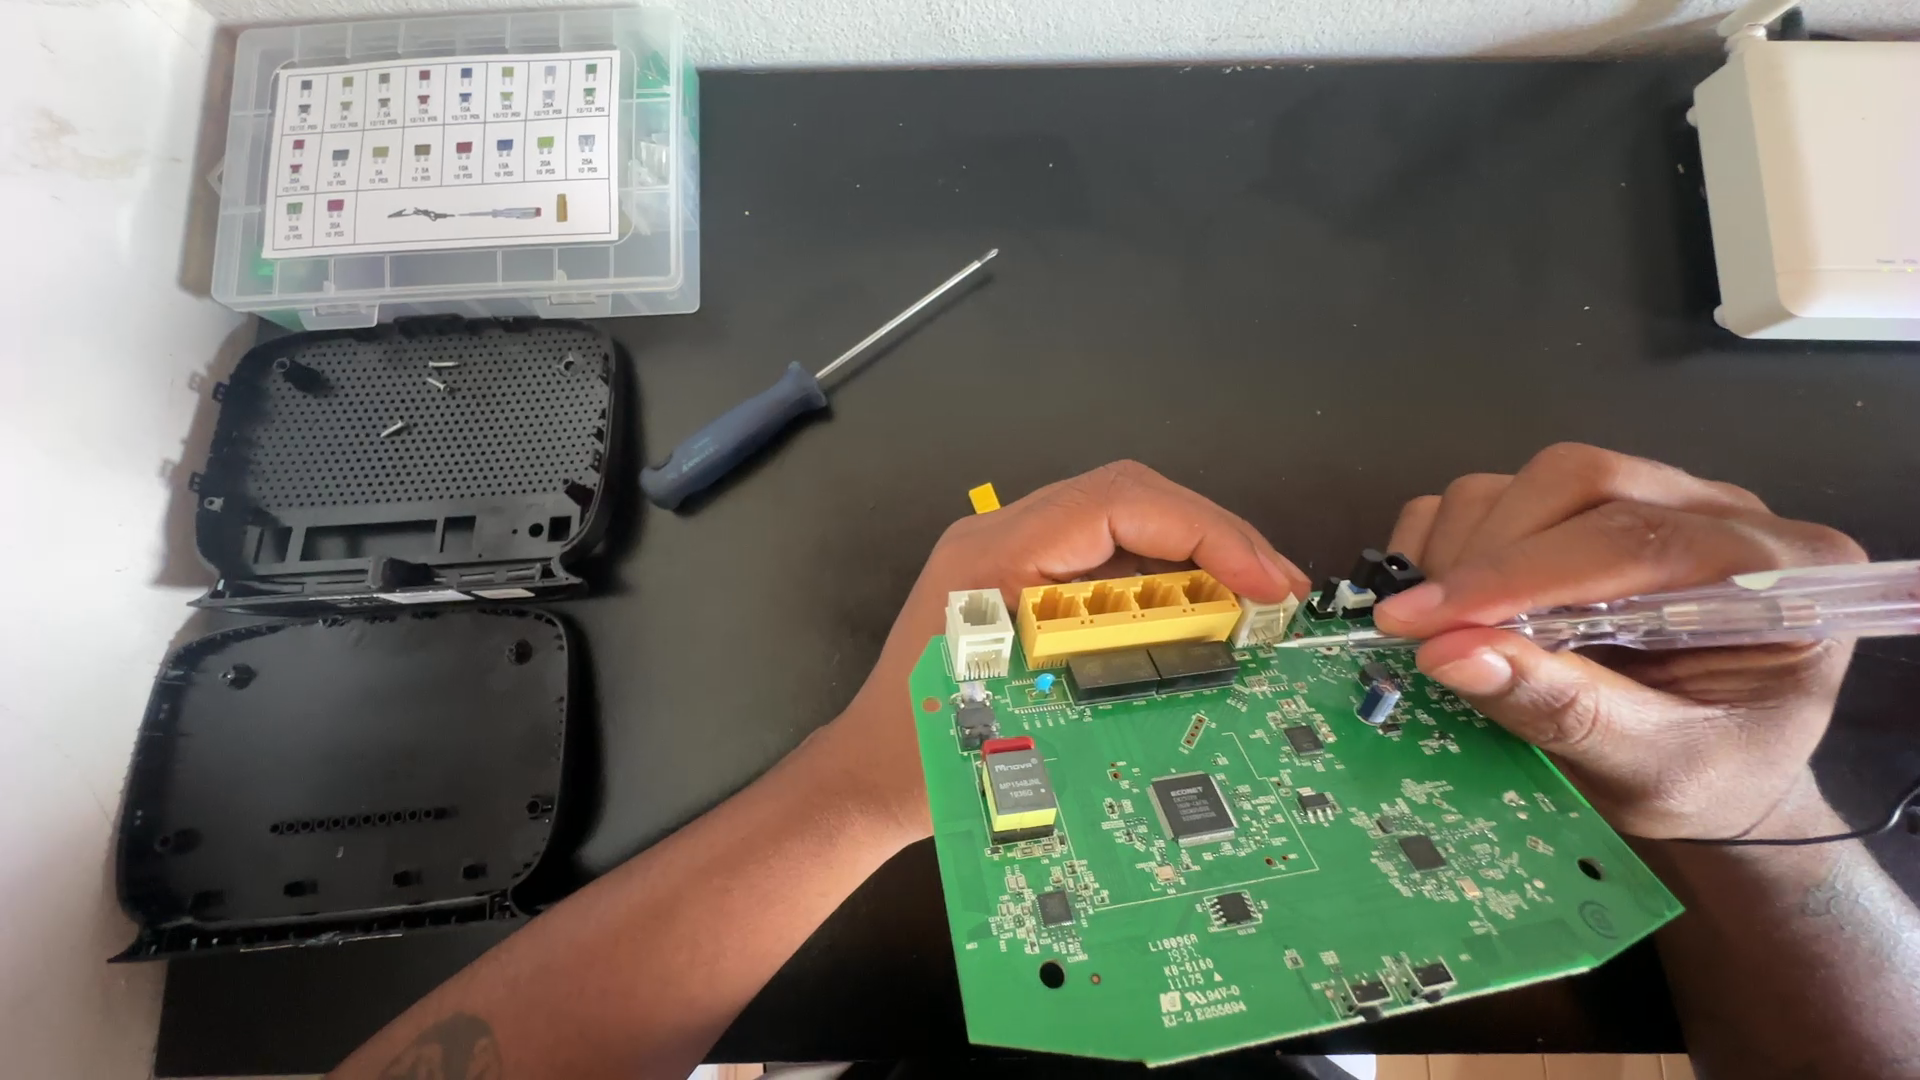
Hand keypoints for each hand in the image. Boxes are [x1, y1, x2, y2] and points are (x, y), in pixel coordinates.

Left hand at [829, 461, 1308, 842]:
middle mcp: (999, 538)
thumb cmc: (931, 760)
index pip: (1117, 503)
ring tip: (1254, 604)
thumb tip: (1224, 640)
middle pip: (1126, 501)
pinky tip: (1198, 618)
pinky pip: (1101, 562)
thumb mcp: (1032, 713)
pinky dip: (1159, 585)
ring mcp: (1006, 557)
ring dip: (1193, 558)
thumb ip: (1120, 665)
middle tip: (1277, 592)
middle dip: (1213, 538)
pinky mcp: (1016, 584)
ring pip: (1120, 528)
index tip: (1268, 583)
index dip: (1205, 531)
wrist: (868, 779)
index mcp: (995, 555)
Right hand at [1372, 443, 1865, 840]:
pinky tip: (1440, 607)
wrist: (1692, 771)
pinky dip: (1425, 548)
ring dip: (1449, 557)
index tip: (1424, 625)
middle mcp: (1702, 513)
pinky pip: (1459, 502)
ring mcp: (1615, 503)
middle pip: (1568, 482)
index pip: (1634, 539)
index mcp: (1775, 573)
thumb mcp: (1648, 766)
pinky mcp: (1550, 514)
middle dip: (1484, 557)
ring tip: (1445, 631)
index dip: (1516, 577)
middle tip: (1428, 630)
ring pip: (1503, 487)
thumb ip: (1562, 708)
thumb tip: (1447, 654)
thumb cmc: (1699, 773)